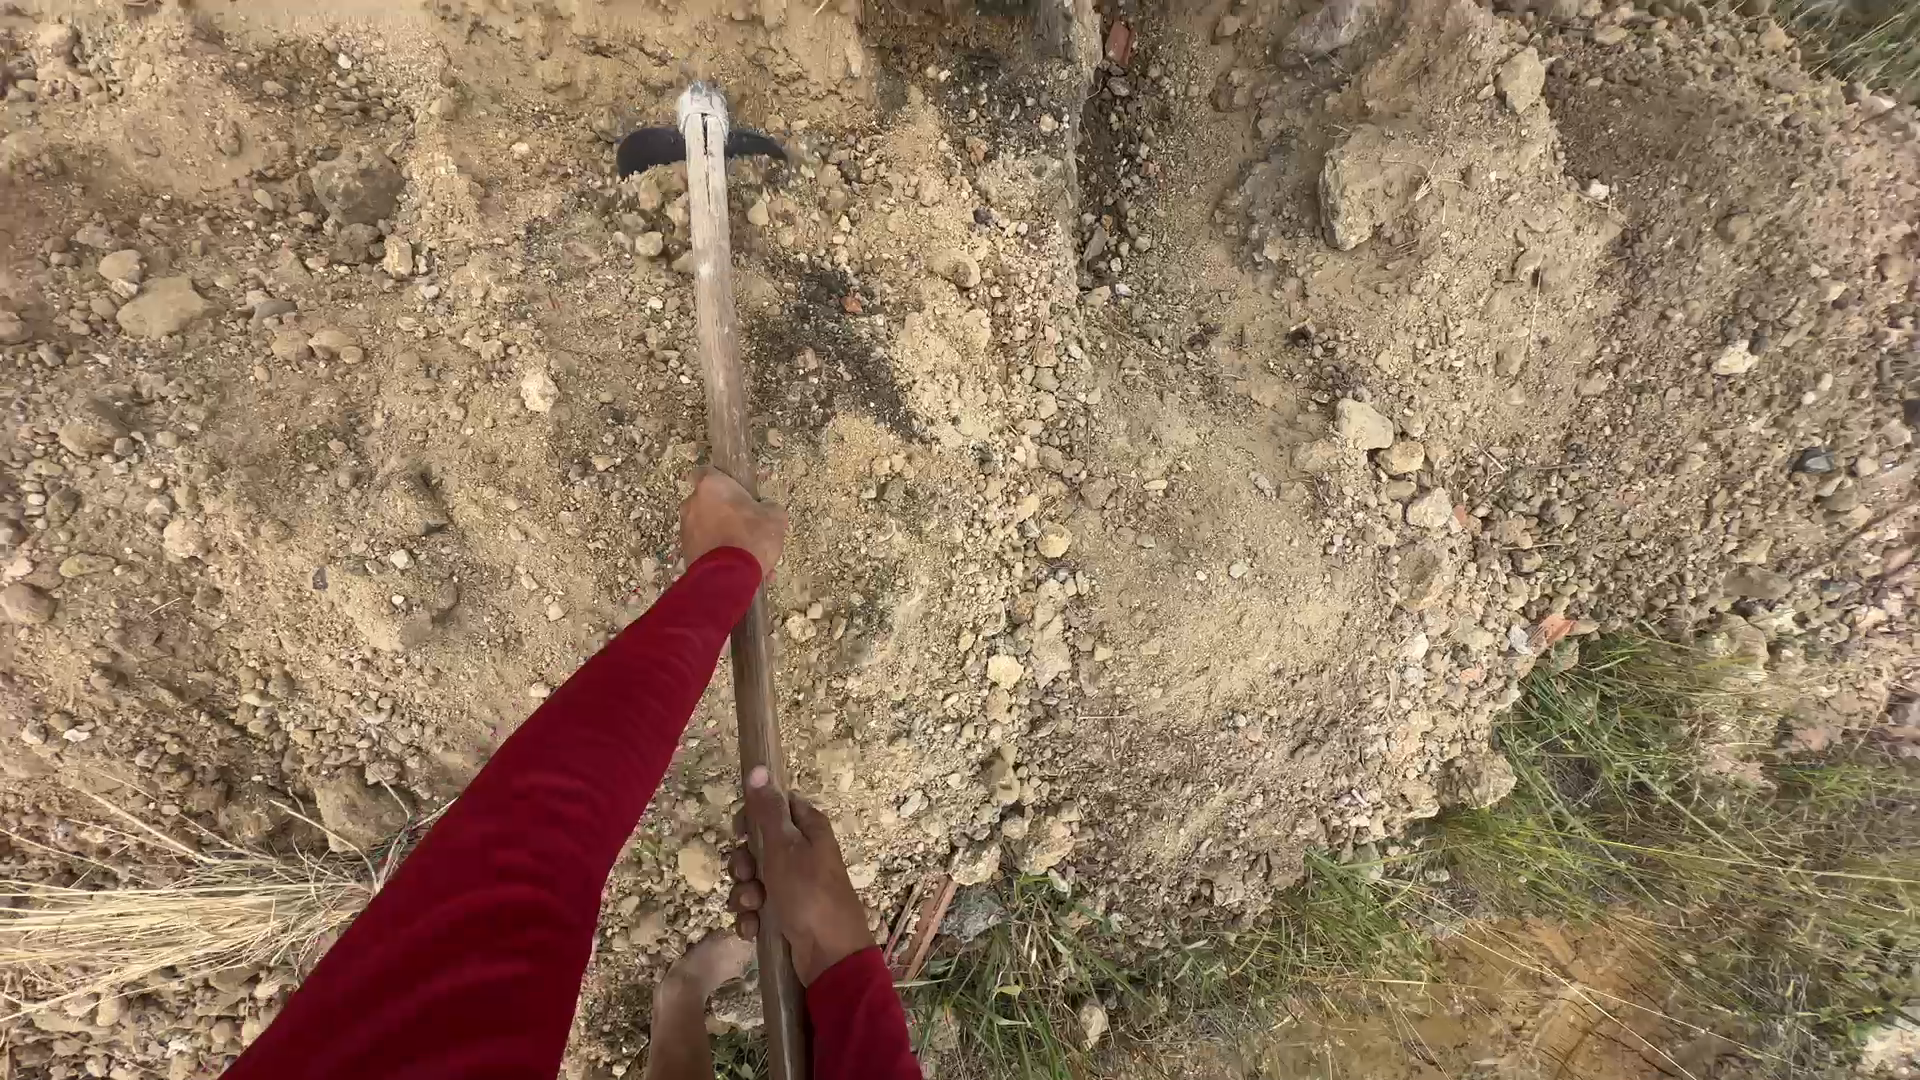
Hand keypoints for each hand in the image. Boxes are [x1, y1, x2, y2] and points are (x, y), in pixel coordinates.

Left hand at [680, 467, 786, 577]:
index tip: (736, 492)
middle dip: (727, 514)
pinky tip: (742, 569)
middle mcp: (692, 503)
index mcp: (712, 487)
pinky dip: (721, 556)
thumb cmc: (751, 537)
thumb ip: (769, 509)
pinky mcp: (685, 552)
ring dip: (725, 537)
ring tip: (750, 556)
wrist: (728, 576)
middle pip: (710, 503)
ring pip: (709, 528)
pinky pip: (707, 549)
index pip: (707, 471)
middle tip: (749, 527)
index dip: (722, 481)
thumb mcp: (775, 518)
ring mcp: (686, 529)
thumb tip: (766, 510)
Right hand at [727, 765, 873, 985]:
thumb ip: (767, 810)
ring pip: (753, 878)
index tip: (740, 831)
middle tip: (748, 876)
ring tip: (753, 907)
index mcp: (808, 828)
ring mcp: (793, 884)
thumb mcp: (785, 847)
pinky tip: (753, 930)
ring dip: (745, 893)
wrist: (828, 955)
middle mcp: (802, 851)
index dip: (754, 816)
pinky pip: (757, 907)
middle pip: (758, 844)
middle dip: (744, 863)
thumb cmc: (809, 892)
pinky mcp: (785, 913)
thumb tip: (758, 767)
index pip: (776, 806)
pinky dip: (751, 917)